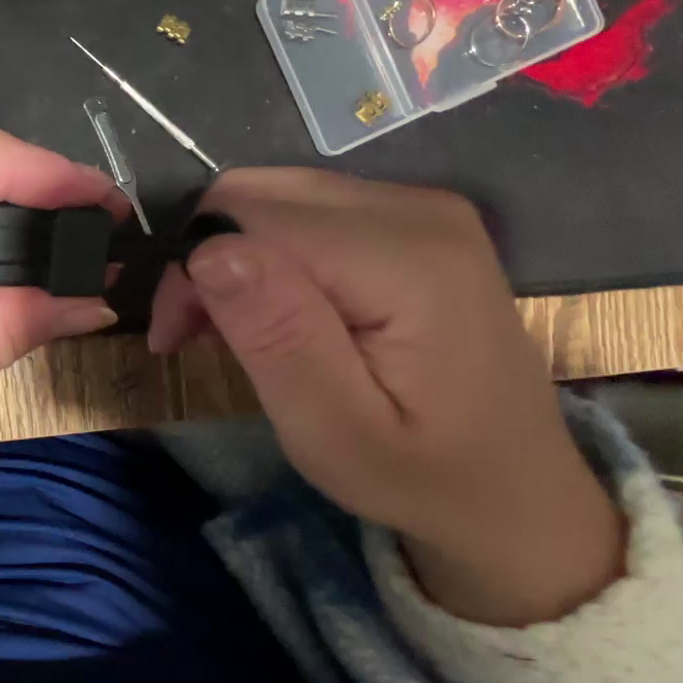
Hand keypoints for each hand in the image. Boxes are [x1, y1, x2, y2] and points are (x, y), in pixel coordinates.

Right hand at [149, 169, 623, 625]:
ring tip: (225, 330)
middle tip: (190, 335)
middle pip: (255, 194)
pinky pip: (300, 210)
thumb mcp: (331, 427)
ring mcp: (418, 207)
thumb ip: (277, 334)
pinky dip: (260, 253)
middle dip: (201, 257)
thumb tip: (209, 250)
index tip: (172, 340)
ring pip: (270, 197)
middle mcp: (415, 208)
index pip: (248, 219)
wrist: (509, 488)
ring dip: (226, 256)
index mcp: (405, 259)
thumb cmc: (415, 473)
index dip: (190, 270)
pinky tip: (267, 309)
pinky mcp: (409, 221)